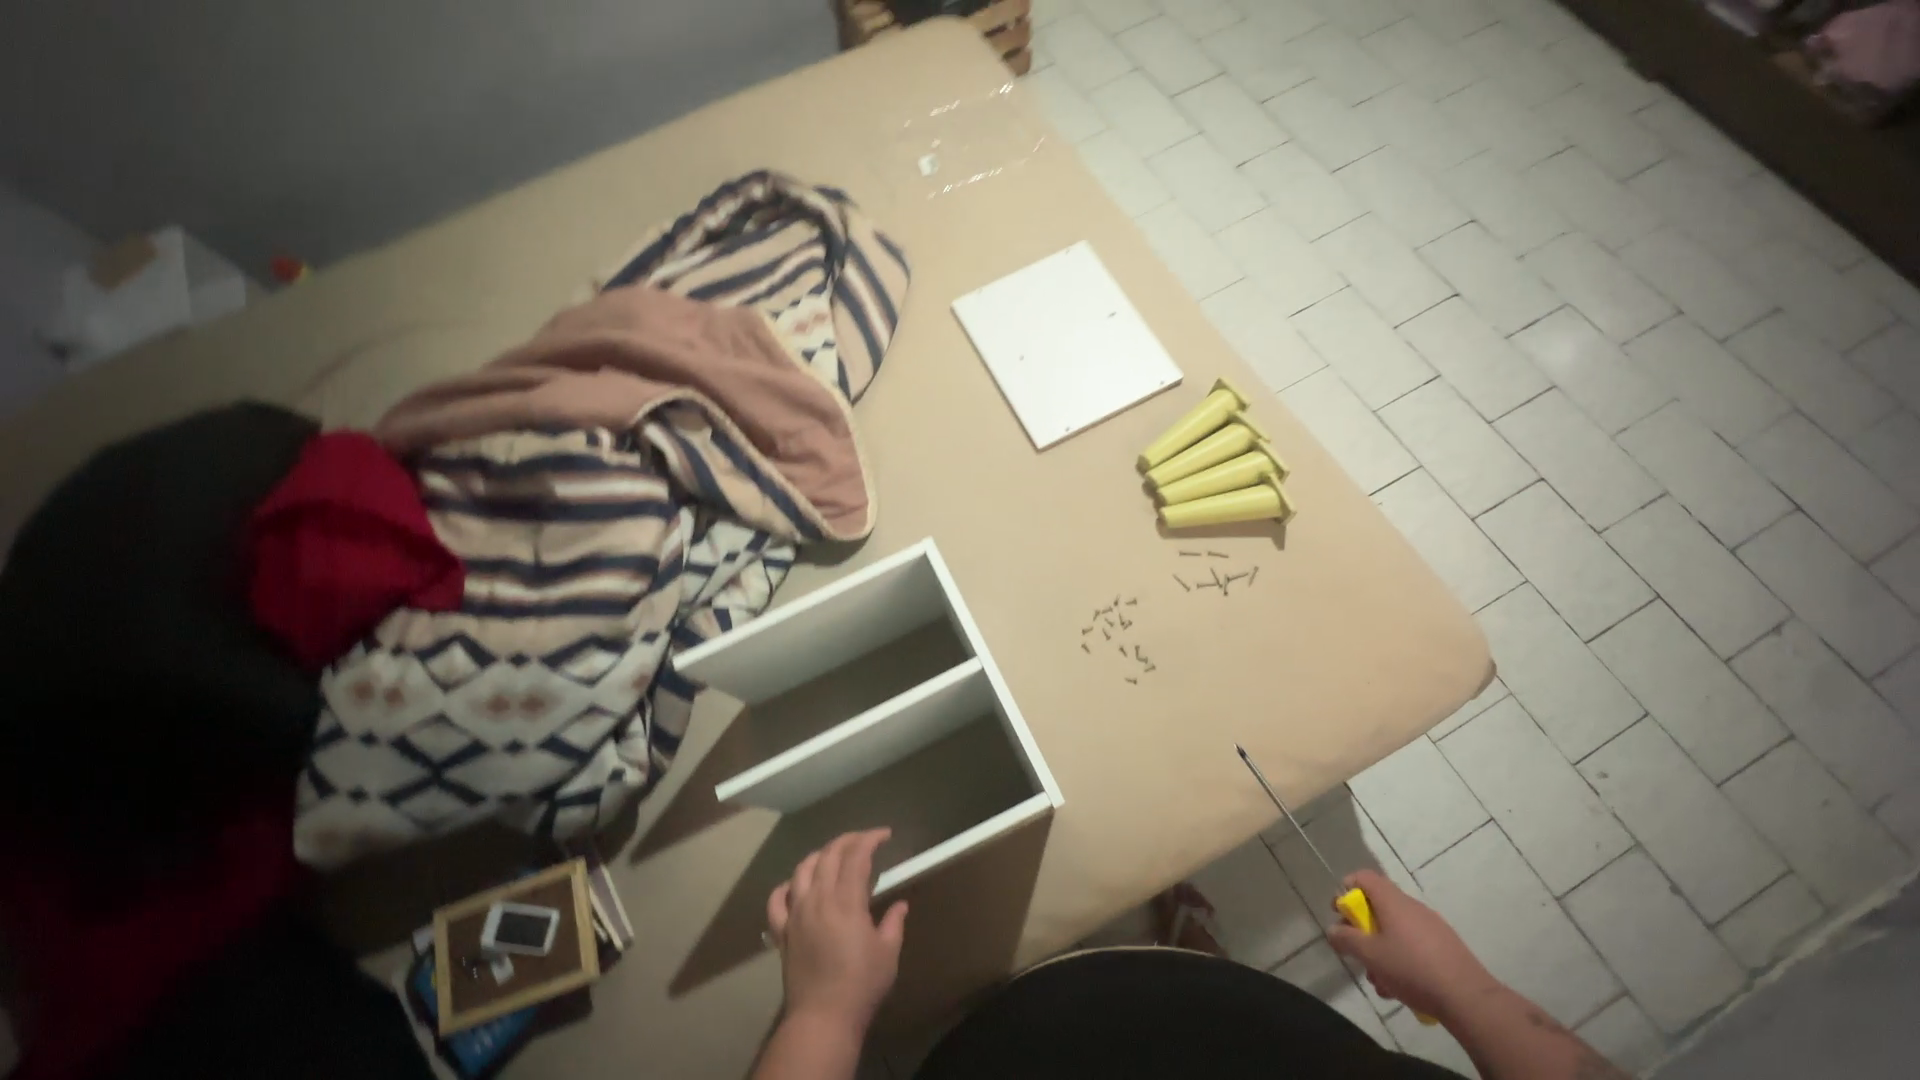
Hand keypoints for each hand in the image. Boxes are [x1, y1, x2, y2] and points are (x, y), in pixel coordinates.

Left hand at [766, 829, 908, 1036]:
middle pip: (829, 855)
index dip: (870, 839)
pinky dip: (786, 886)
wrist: (823, 1017)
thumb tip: (900, 905)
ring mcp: (796, 913)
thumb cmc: (861, 984)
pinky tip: (796, 885)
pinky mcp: (782, 932)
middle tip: (864, 840)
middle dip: (848, 840)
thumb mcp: (888, 952)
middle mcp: (818, 898)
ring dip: (820, 855)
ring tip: (833, 856)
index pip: (857, 855)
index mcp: (846, 900)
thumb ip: (894, 923)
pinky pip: (777, 900)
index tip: (885, 834)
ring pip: (802, 869)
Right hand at [1325, 869, 1501, 1021]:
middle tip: (1358, 953)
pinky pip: (1413, 945)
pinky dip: (1401, 960)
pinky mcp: (1445, 947)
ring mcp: (1431, 927)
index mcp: (1393, 901)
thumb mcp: (1370, 955)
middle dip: (1363, 931)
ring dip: (1381, 951)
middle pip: (1378, 907)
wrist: (1469, 999)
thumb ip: (1346, 939)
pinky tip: (1401, 987)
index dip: (1346, 889)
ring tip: (1380, 981)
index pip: (1364, 877)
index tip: (1340, 913)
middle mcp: (1412, 907)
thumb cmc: (1412, 969)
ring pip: (1395, 931)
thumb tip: (1334, 930)